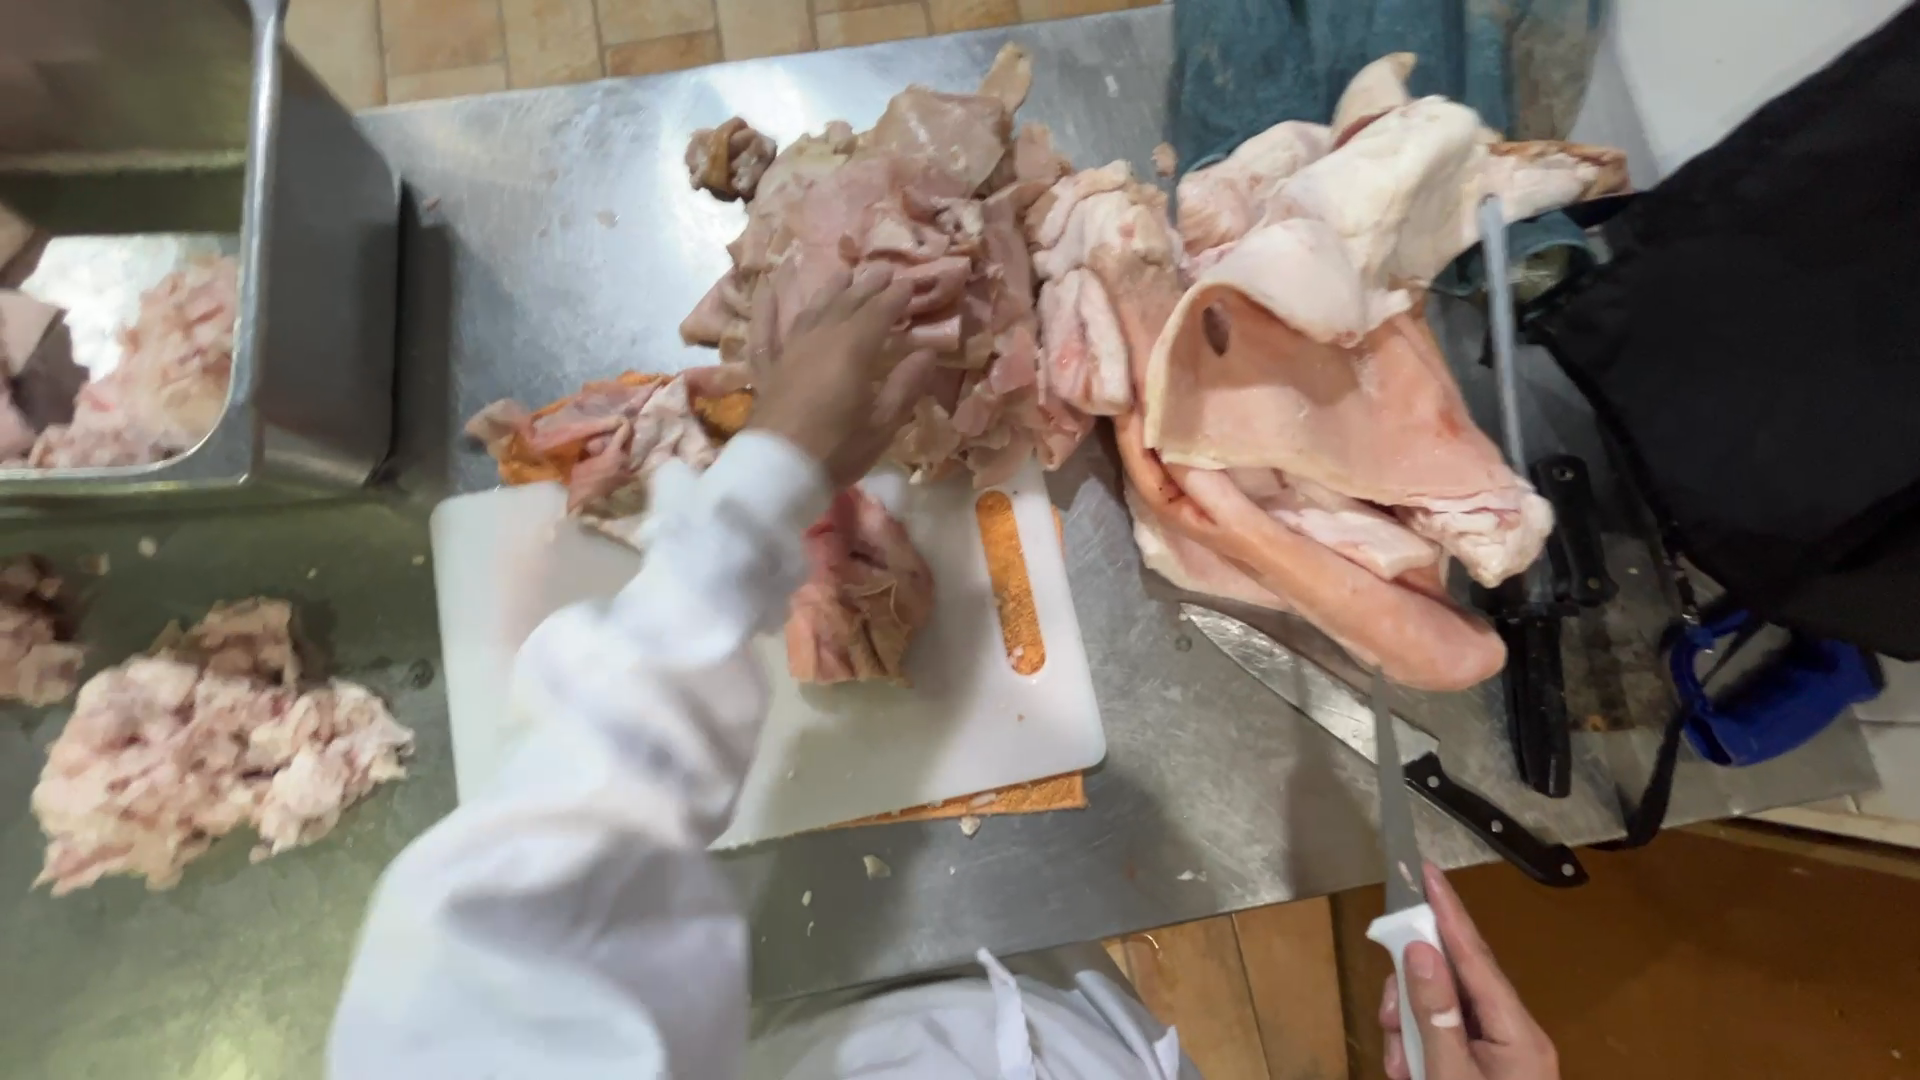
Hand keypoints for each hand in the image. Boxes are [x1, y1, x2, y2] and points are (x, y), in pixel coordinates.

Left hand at [748, 262, 937, 487]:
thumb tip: (928, 353)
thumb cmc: (837, 450)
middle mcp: (820, 338)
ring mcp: (789, 350)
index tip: (910, 284)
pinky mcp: (767, 368)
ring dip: (830, 290)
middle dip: (867, 286)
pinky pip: (766, 329)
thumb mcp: (883, 424)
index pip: (879, 313)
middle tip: (882, 270)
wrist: (778, 471)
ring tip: (844, 275)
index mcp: (853, 349)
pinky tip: (771, 288)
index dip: (896, 297)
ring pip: (812, 310)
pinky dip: (769, 307)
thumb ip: (906, 385)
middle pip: (846, 304)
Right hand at [1380, 863, 1558, 1079]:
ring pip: (1435, 1002)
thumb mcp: (1448, 1077)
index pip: (1474, 955)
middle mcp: (1512, 1032)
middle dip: (1410, 989)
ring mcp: (1498, 1048)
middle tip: (1389, 1018)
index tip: (1426, 868)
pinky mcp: (1482, 1061)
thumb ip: (1433, 1011)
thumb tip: (1419, 946)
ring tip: (1401, 1066)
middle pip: (1451, 976)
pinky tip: (1408, 1070)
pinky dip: (1414, 1042)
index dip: (1448, 909)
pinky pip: (1437, 1028)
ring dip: (1407, 1024)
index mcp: (1517, 1034)